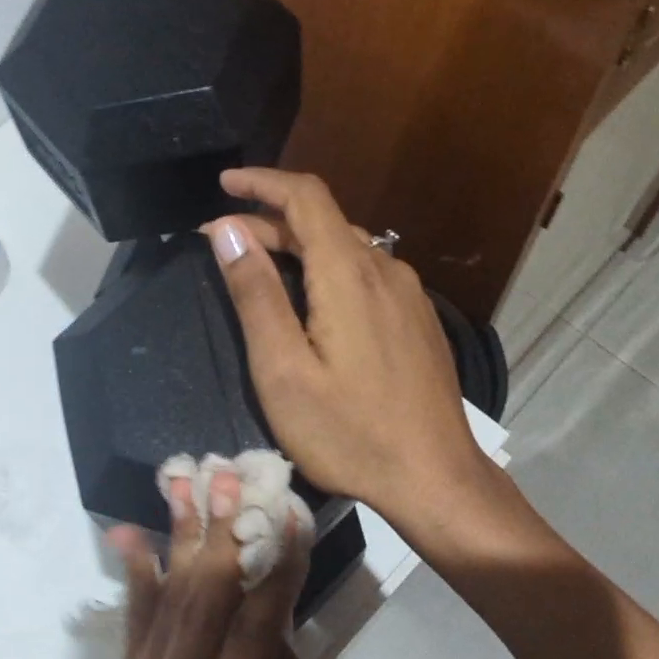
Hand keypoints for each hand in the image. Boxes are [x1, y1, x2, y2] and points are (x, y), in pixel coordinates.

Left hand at [111, 470, 310, 658]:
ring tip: (188, 479)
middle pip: (202, 605)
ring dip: (181, 532)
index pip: (251, 631)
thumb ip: (275, 641)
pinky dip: (138, 566)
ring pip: (169, 597)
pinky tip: (134, 527)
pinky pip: (135, 609)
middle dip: (220, 535)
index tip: (288, 513)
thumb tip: (271, 561)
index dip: (272, 571)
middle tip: (231, 478)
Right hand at [203, 168, 492, 526]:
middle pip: (325, 222)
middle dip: (271, 222)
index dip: (261, 182)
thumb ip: (256, 294)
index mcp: (348, 274)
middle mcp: (385, 270)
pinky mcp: (419, 321)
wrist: (434, 477)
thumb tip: (228, 229)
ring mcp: (409, 296)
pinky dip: (330, 272)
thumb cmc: (350, 432)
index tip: (224, 183)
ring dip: (301, 249)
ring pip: (348, 249)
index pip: (305, 196)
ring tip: (263, 273)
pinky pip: (368, 276)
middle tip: (226, 248)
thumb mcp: (284, 370)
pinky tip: (315, 306)